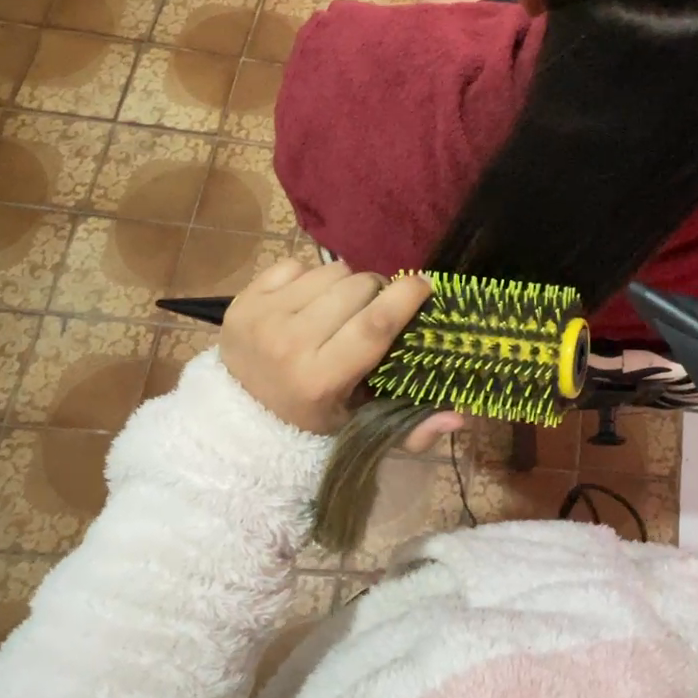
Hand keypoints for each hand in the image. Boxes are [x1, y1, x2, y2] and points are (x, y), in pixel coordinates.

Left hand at [220, 260, 463, 449]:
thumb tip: (460, 417)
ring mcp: (262, 318)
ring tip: (340, 309)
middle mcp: (289, 344)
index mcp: (321, 380)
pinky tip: (307, 305)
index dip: (406, 297)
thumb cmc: (310, 423)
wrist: (237, 420)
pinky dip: (310, 279)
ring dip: (345, 284)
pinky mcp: (243, 301)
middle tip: (375, 311)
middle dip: (377, 292)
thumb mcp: (361, 432)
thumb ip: (413, 430)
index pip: (374, 324)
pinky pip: (296, 265)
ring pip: (331, 271)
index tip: (425, 284)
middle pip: (357, 287)